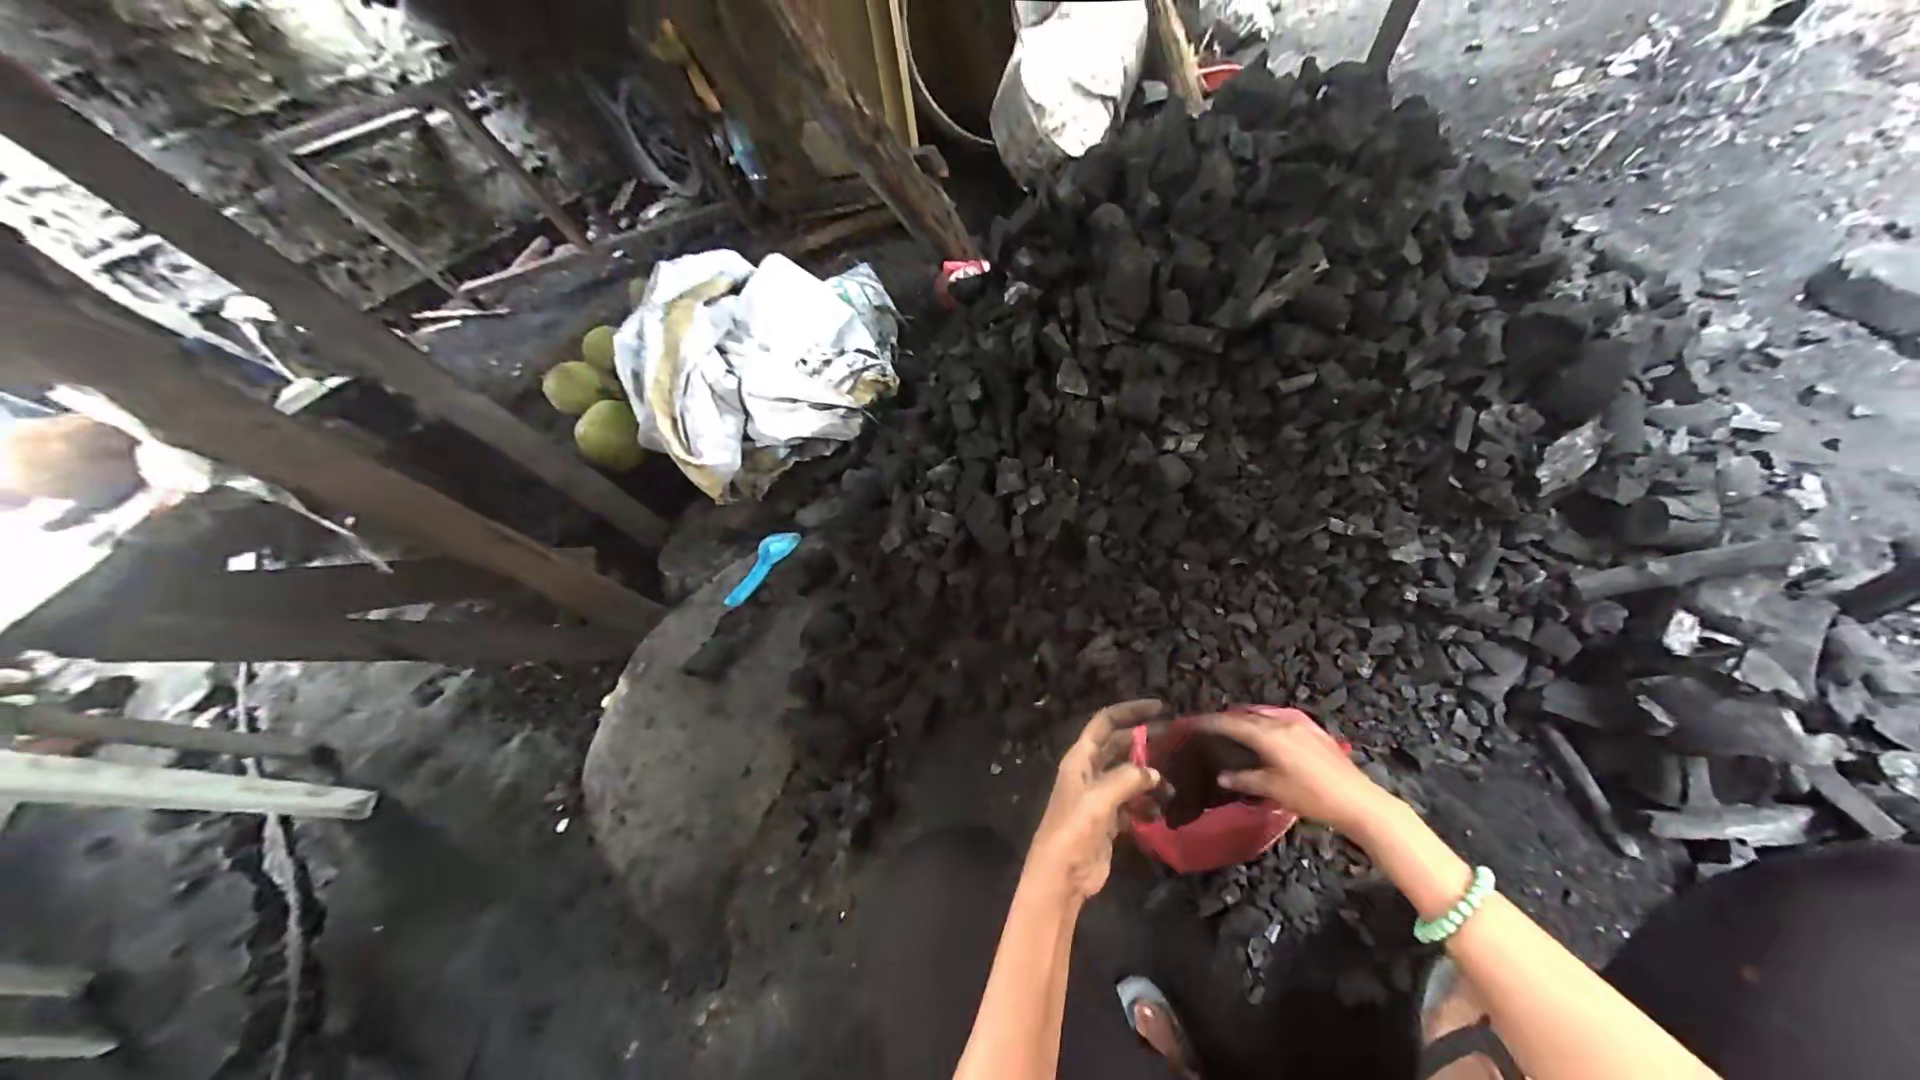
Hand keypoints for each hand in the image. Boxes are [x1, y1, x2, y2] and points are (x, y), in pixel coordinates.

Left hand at [1025, 699, 1165, 898]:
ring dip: (1150, 779)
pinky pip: (1132, 804)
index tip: (1159, 707)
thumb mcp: (1099, 799)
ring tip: (1171, 787)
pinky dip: (1147, 805)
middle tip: (1177, 742)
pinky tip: (1160, 813)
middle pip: (1119, 747)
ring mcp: (1098, 797)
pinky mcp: (1108, 820)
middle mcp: (1088, 772)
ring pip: (1129, 776)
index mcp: (1079, 759)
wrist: (1061, 876)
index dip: (1130, 711)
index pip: (1105, 722)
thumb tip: (1154, 773)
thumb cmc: (1073, 831)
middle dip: (1145, 743)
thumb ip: (1128, 779)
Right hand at [1195, 708, 1396, 837]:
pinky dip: (1267, 722)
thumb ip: (1245, 780)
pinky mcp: (1315, 732)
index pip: (1231, 723)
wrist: (1359, 802)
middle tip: (1212, 726)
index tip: (1194, 723)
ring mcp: (1301, 725)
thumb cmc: (1312, 797)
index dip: (1210, 722)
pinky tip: (1267, 733)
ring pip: (1266, 714)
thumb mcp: (1273, 790)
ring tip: (1236, 728)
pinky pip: (1282, 719)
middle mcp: (1282, 723)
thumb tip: (1222, 776)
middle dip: (1228, 718)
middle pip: (1248, 714)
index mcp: (1268, 736)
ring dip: (1248, 718)